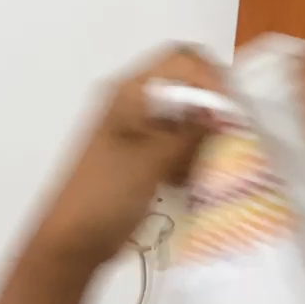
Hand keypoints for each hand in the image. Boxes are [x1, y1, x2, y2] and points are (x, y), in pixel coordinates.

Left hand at [31, 45, 226, 267]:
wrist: (71, 243)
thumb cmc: (105, 196)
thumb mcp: (152, 161)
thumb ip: (190, 133)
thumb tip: (225, 112)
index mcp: (128, 92)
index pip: (182, 61)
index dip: (212, 79)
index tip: (232, 113)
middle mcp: (133, 105)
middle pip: (185, 89)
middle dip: (213, 111)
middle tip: (233, 140)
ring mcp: (136, 133)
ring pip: (184, 122)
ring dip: (203, 140)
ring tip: (216, 166)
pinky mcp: (141, 161)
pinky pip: (176, 148)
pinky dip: (190, 160)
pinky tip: (198, 182)